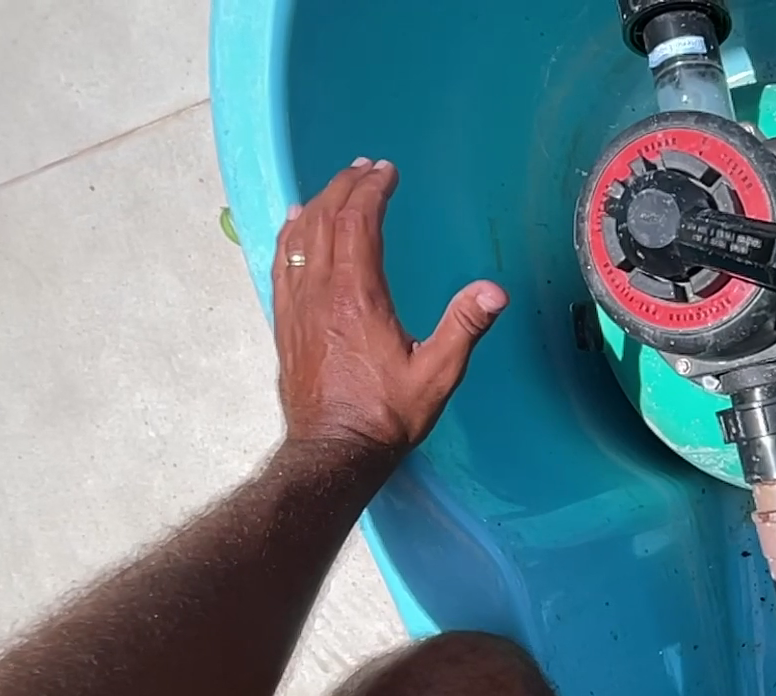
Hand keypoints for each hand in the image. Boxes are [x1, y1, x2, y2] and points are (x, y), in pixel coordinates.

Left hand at [273, 158, 507, 454]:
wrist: (337, 447)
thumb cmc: (389, 412)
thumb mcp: (439, 373)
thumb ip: (464, 326)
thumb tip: (495, 291)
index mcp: (358, 296)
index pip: (358, 224)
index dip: (372, 192)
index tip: (387, 172)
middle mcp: (319, 289)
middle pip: (323, 219)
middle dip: (344, 188)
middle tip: (365, 169)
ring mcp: (295, 303)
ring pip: (297, 234)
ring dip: (317, 203)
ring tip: (335, 188)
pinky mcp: (285, 319)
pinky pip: (281, 259)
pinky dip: (290, 231)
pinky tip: (295, 225)